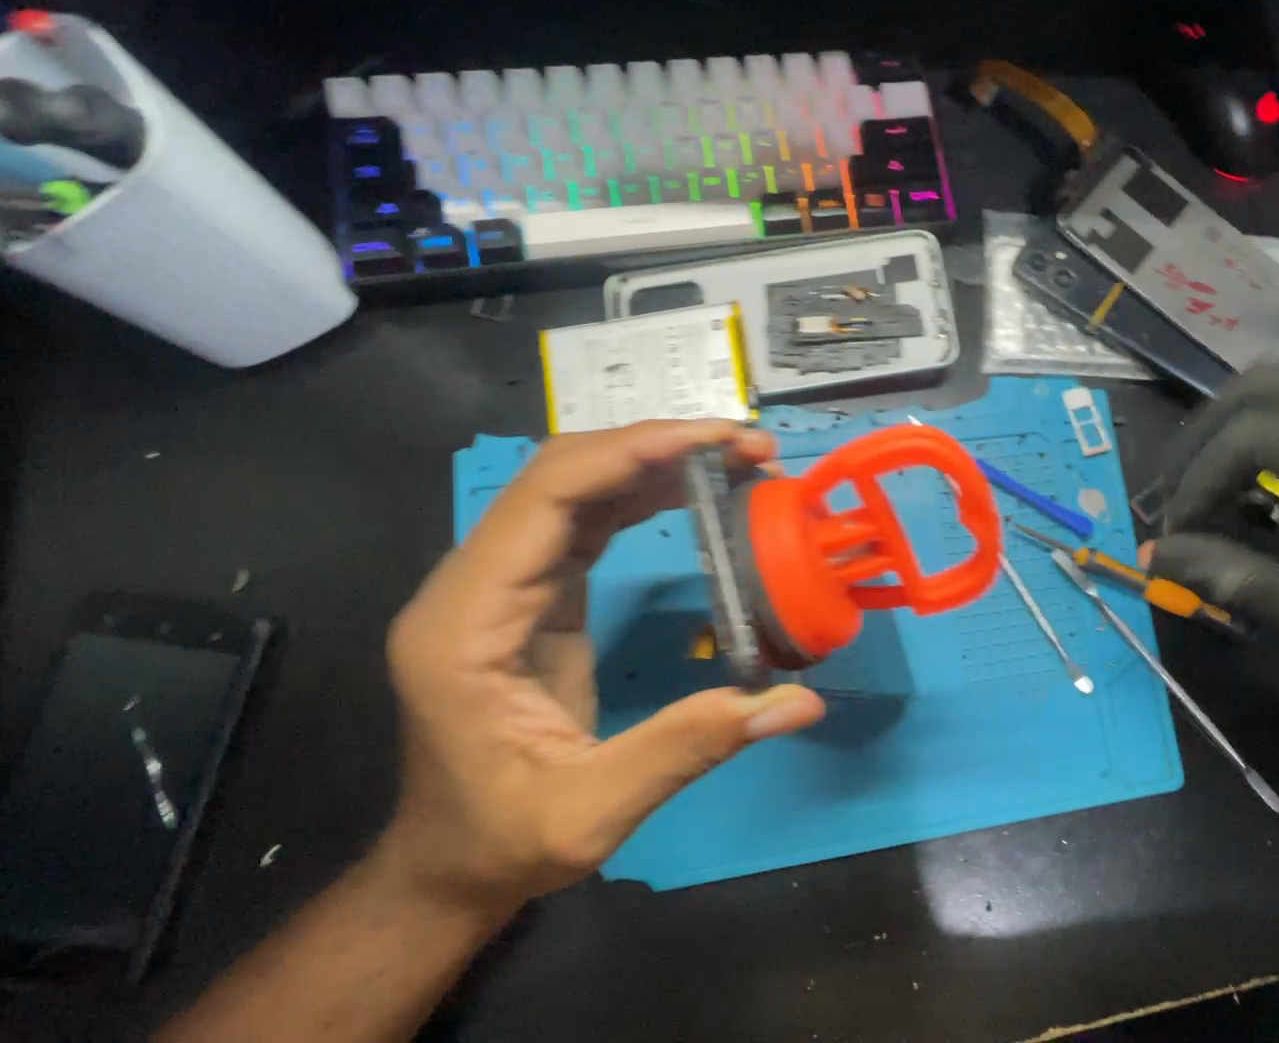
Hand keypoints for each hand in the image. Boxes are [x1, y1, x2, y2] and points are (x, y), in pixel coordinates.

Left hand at [383, 420, 825, 909]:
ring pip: (574, 487)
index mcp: (466, 623)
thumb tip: (801, 702)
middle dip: (656, 447)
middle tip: (748, 448)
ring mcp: (499, 585)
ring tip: (737, 461)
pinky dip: (643, 495)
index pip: (545, 498)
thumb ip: (691, 747)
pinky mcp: (531, 594)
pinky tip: (696, 492)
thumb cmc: (503, 841)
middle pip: (559, 475)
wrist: (449, 864)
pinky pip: (585, 520)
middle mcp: (472, 585)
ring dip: (656, 463)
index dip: (631, 455)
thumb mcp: (594, 811)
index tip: (715, 442)